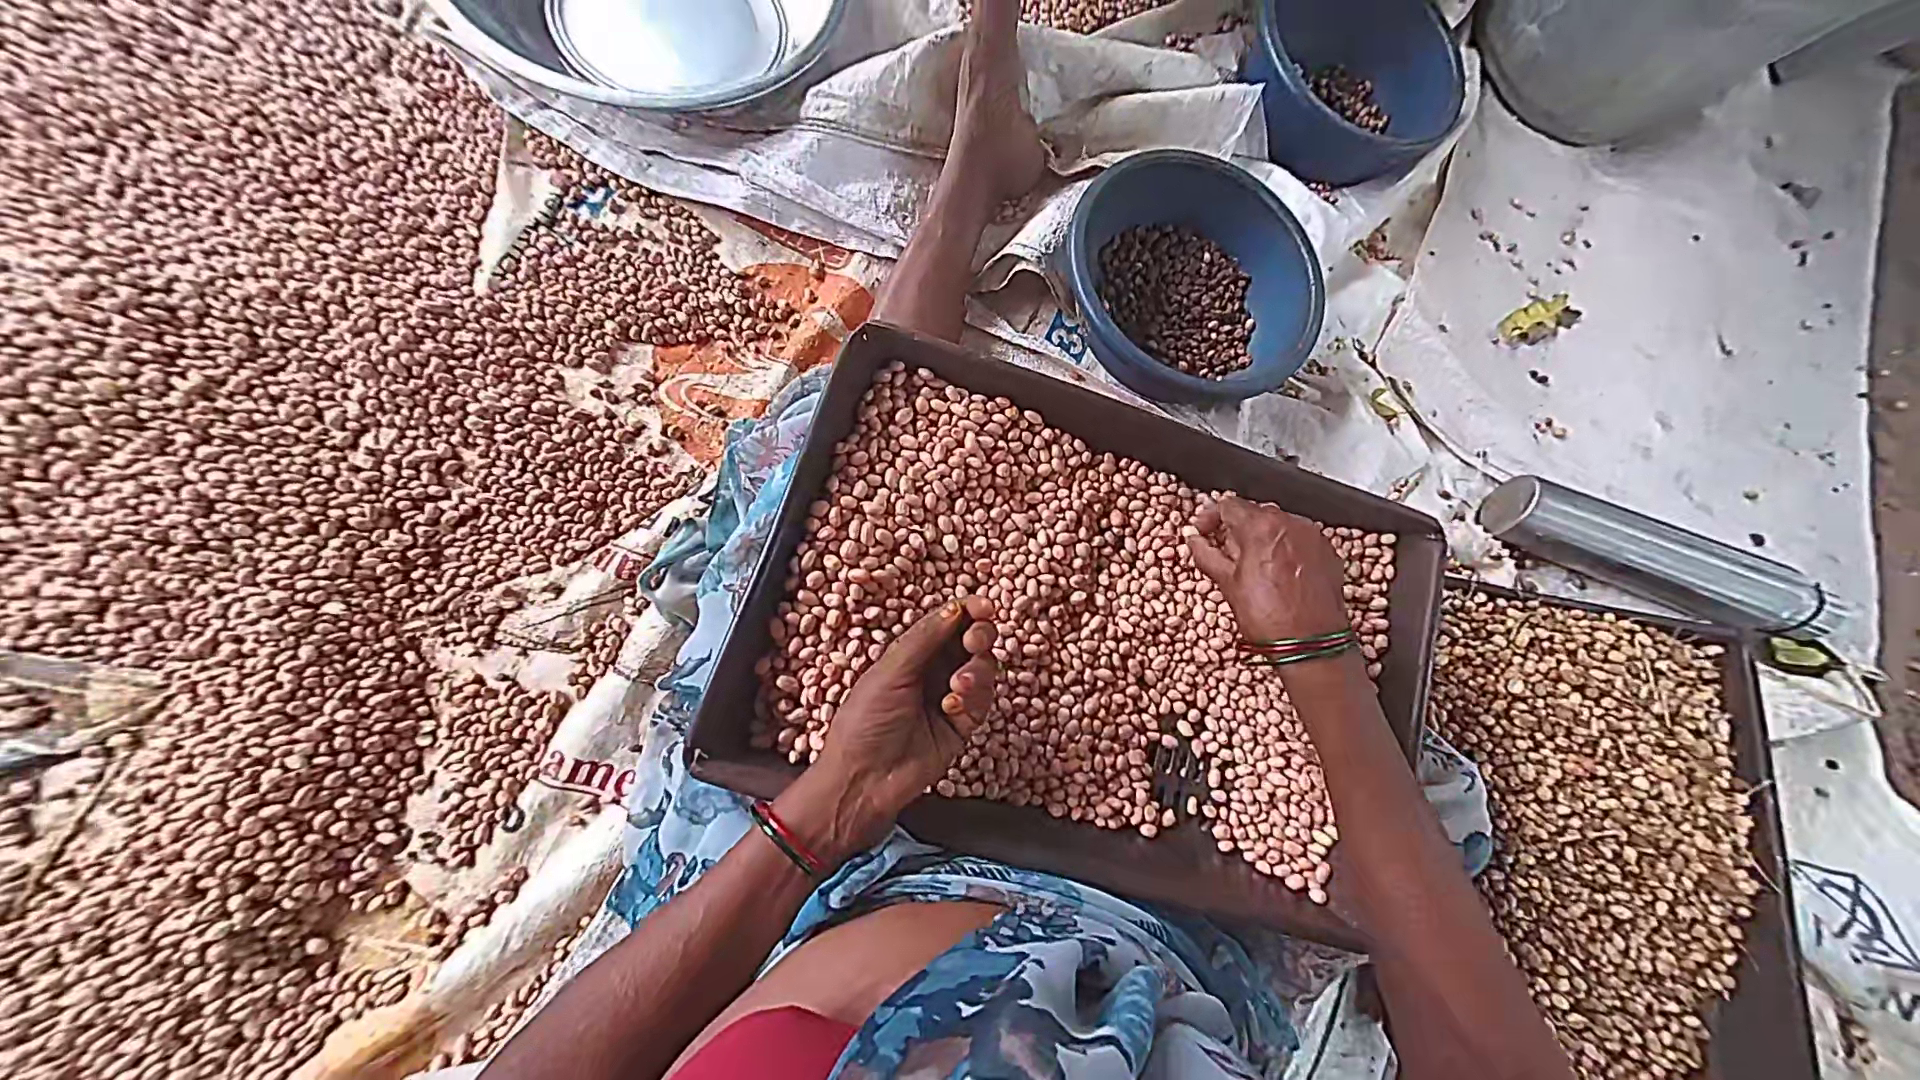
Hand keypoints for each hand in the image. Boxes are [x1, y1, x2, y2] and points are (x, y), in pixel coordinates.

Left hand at [778, 596, 998, 861]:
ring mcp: (950, 696)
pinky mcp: (962, 724)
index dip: (968, 611)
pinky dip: (972, 699)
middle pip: (971, 641)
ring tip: (956, 687)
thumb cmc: (865, 721)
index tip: (985, 607)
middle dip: (979, 636)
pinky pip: (982, 701)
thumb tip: (956, 608)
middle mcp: (934, 670)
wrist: (864, 779)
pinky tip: (951, 707)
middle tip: (975, 641)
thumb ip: (925, 638)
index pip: (947, 622)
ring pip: (982, 669)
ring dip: (976, 671)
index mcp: (912, 652)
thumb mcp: (891, 671)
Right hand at [1185, 495, 1350, 643]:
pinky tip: (1274, 571)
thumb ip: (1207, 554)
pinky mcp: (1326, 551)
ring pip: (1277, 524)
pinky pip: (1297, 538)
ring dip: (1259, 537)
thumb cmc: (1269, 617)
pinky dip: (1282, 547)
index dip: (1210, 517)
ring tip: (1249, 565)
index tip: (1203, 531)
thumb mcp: (1227, 583)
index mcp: (1261, 527)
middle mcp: (1290, 523)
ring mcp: (1312, 536)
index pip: (1228, 505)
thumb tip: (1194, 540)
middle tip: (1222, 552)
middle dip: (1235, 528)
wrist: (1311, 643)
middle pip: (1254, 512)